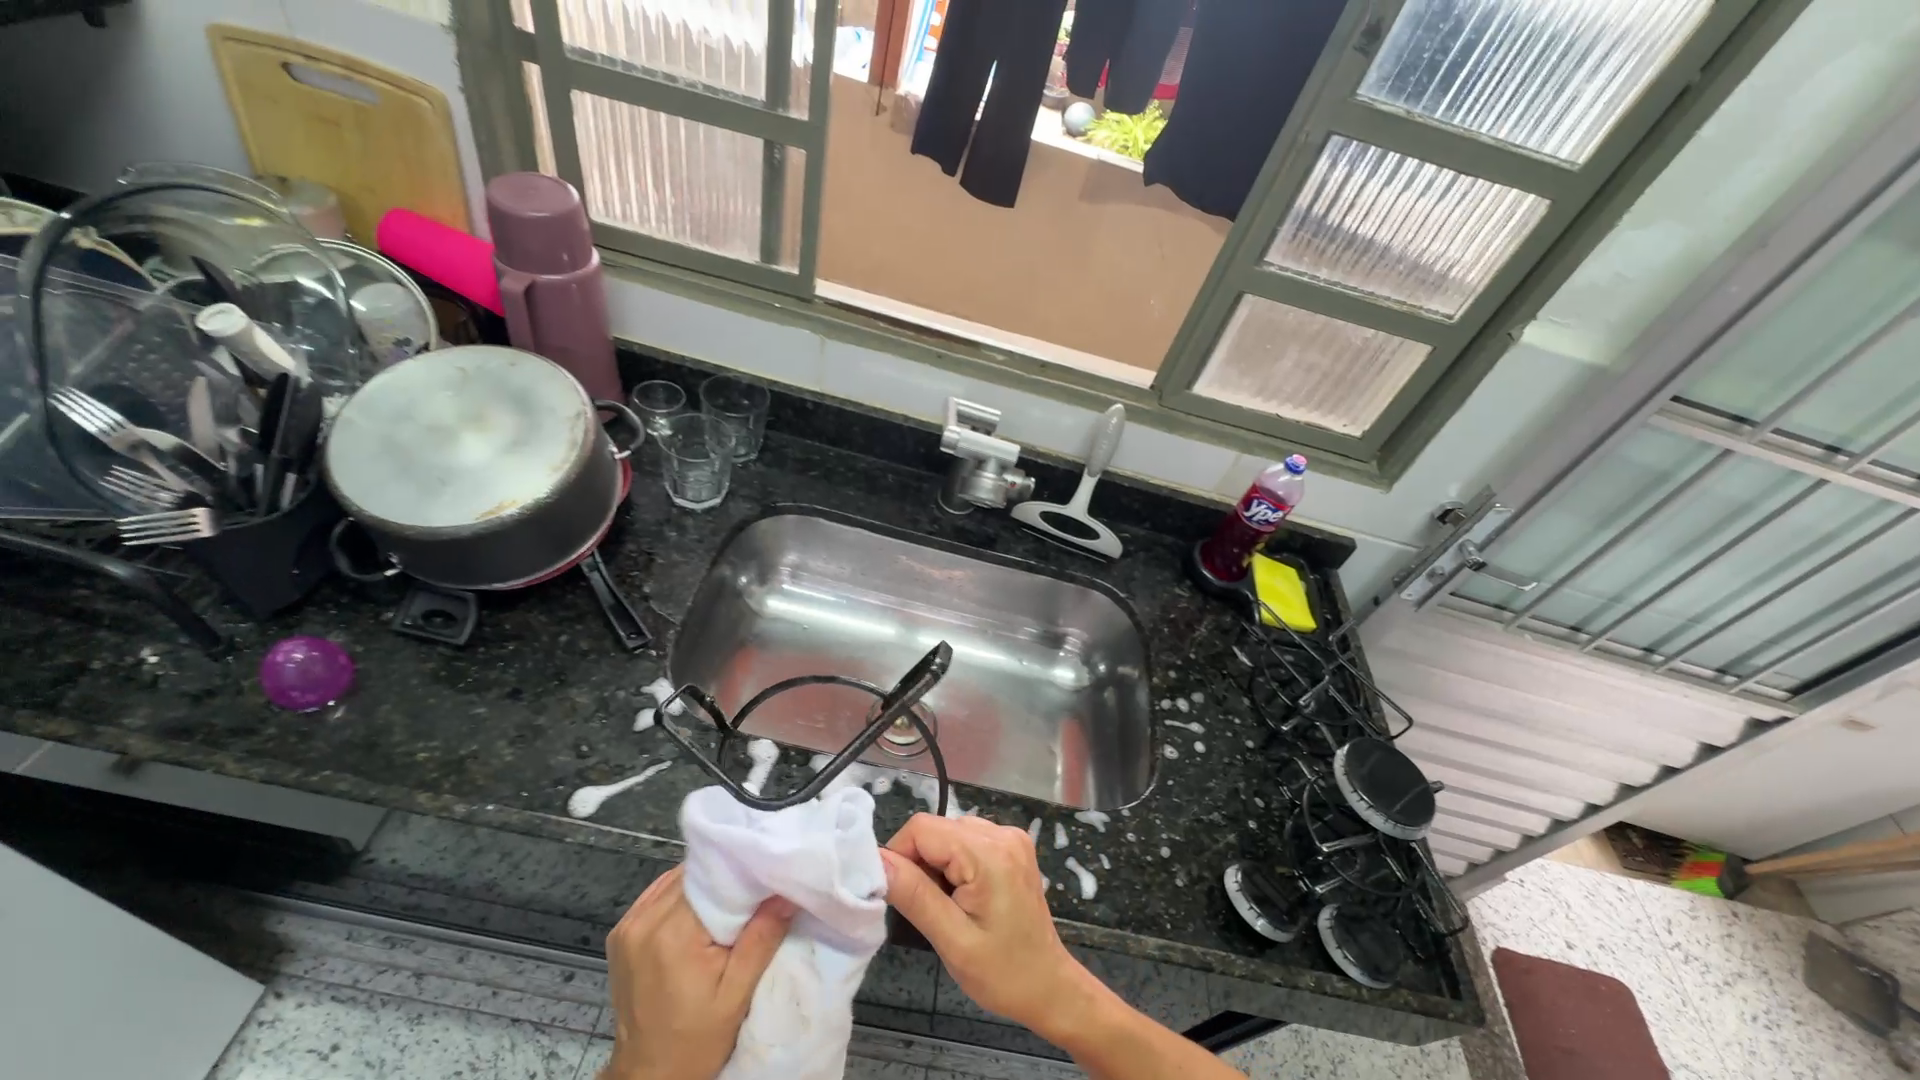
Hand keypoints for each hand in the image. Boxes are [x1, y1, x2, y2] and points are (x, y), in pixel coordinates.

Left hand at [601, 866, 793, 1079]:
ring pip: (674, 882)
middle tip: (752, 896)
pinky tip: (697, 918)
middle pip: (692, 876)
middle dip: (723, 882)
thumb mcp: (737, 995)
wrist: (647, 1076)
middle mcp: (642, 921)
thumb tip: (786, 893)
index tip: (765, 880)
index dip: (740, 875)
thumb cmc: (696, 1040)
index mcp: (671, 934)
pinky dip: (680, 899)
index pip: (711, 878)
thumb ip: (762, 939)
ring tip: (728, 908)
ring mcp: (627, 926)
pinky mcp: (620, 932)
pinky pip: (657, 896)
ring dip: (701, 888)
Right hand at [880, 814, 1098, 1037]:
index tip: (899, 895)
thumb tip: (877, 861)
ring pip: (948, 834)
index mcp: (989, 853)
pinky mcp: (1012, 847)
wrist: (1048, 986)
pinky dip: (955, 864)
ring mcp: (1011, 838)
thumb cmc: (1002, 972)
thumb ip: (914, 895)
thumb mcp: (951, 940)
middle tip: (930, 909)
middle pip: (936, 829)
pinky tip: (965, 897)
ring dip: (937, 865)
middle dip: (920, 864)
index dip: (899, 856)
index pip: (921, 828)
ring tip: (949, 906)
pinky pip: (967, 841)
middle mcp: (1002, 834)